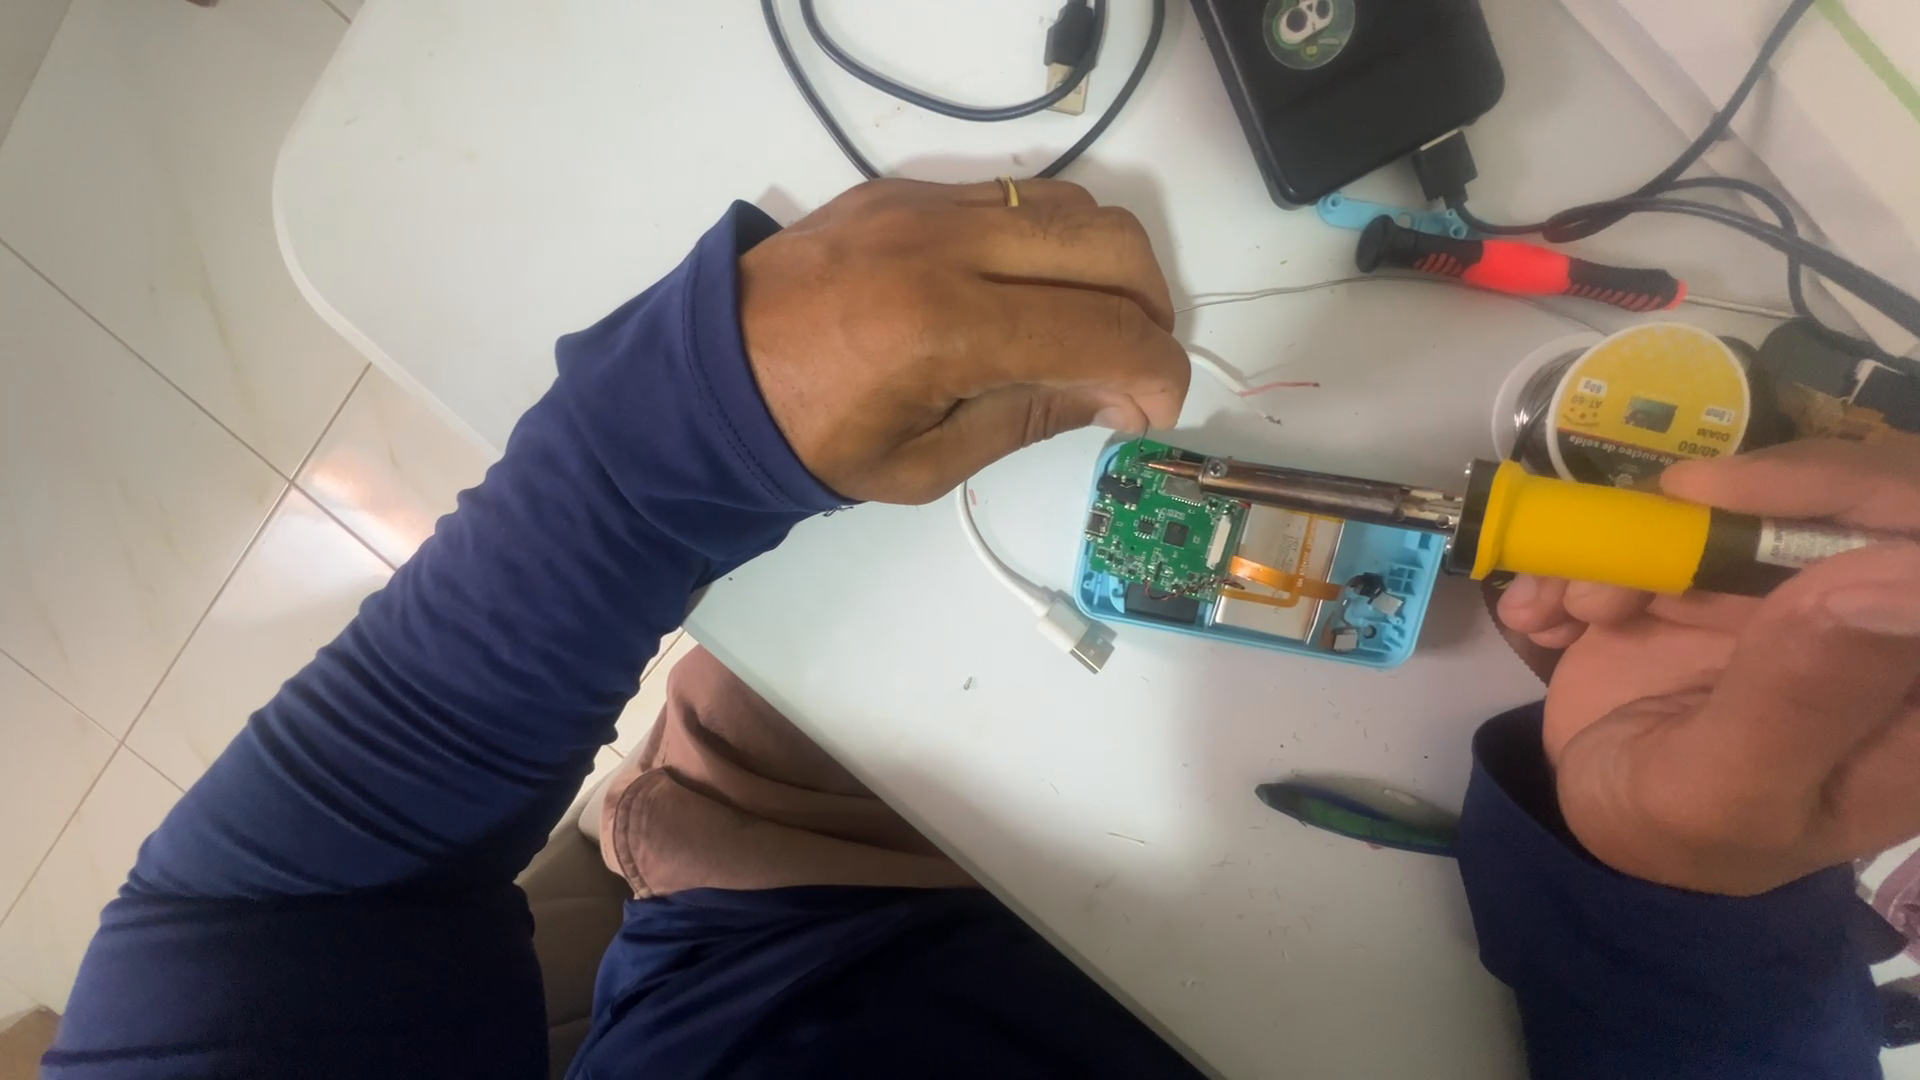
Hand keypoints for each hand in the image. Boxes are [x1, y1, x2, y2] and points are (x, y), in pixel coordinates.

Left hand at [738, 179, 1188, 504]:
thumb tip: (1110, 394)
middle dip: (1152, 313)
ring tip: (1096, 329)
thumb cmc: (814, 439)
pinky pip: (1019, 197)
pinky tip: (1040, 291)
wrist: (714, 375)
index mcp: (943, 331)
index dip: (1155, 373)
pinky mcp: (907, 189)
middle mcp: (944, 246)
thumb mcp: (923, 465)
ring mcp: (924, 205)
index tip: (1151, 410)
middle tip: (1134, 368)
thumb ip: (1026, 419)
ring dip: (1113, 269)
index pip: (1101, 332)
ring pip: (1074, 208)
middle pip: (1110, 248)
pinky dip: (1057, 242)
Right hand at [1501, 440, 1919, 895]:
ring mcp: (1767, 599)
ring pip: (1697, 517)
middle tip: (1605, 574)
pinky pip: (1625, 541)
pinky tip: (1537, 620)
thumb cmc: (1681, 831)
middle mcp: (1856, 617)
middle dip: (1683, 527)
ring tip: (1562, 617)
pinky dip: (1563, 569)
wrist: (1603, 828)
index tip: (1706, 494)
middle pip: (1803, 505)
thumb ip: (1801, 694)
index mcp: (1910, 675)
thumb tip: (1898, 575)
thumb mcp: (1729, 784)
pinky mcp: (1686, 591)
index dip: (1839, 488)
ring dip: (1605, 555)